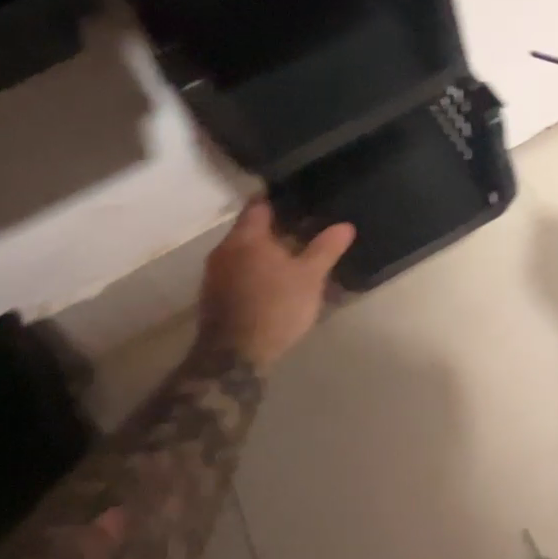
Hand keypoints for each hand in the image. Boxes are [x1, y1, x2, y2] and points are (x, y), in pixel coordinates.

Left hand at [198, 199, 354, 371]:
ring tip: (291, 259)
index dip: (280, 201)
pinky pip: (236, 271)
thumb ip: (325, 248)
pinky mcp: (212, 295)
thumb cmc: (275, 308)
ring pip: (242, 251)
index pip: (260, 204)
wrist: (234, 357)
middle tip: (304, 232)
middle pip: (250, 228)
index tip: (300, 202)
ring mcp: (214, 273)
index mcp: (246, 236)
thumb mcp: (309, 278)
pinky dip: (253, 271)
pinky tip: (272, 284)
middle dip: (275, 229)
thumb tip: (345, 225)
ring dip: (263, 253)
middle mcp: (225, 248)